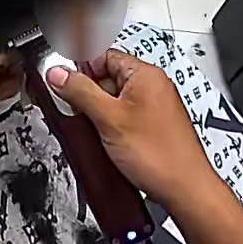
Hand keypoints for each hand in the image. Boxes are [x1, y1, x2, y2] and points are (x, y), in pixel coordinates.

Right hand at [45, 49, 226, 211]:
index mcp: (146, 74)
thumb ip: (80, 92)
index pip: (104, 55)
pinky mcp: (154, 125)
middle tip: (78, 112)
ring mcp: (155, 106)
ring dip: (99, 113)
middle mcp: (154, 86)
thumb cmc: (160, 155)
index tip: (65, 84)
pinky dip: (112, 126)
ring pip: (115, 100)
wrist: (184, 188)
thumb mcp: (108, 119)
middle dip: (89, 95)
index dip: (82, 69)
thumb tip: (58, 74)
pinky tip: (107, 142)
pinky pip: (125, 116)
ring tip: (97, 132)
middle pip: (107, 78)